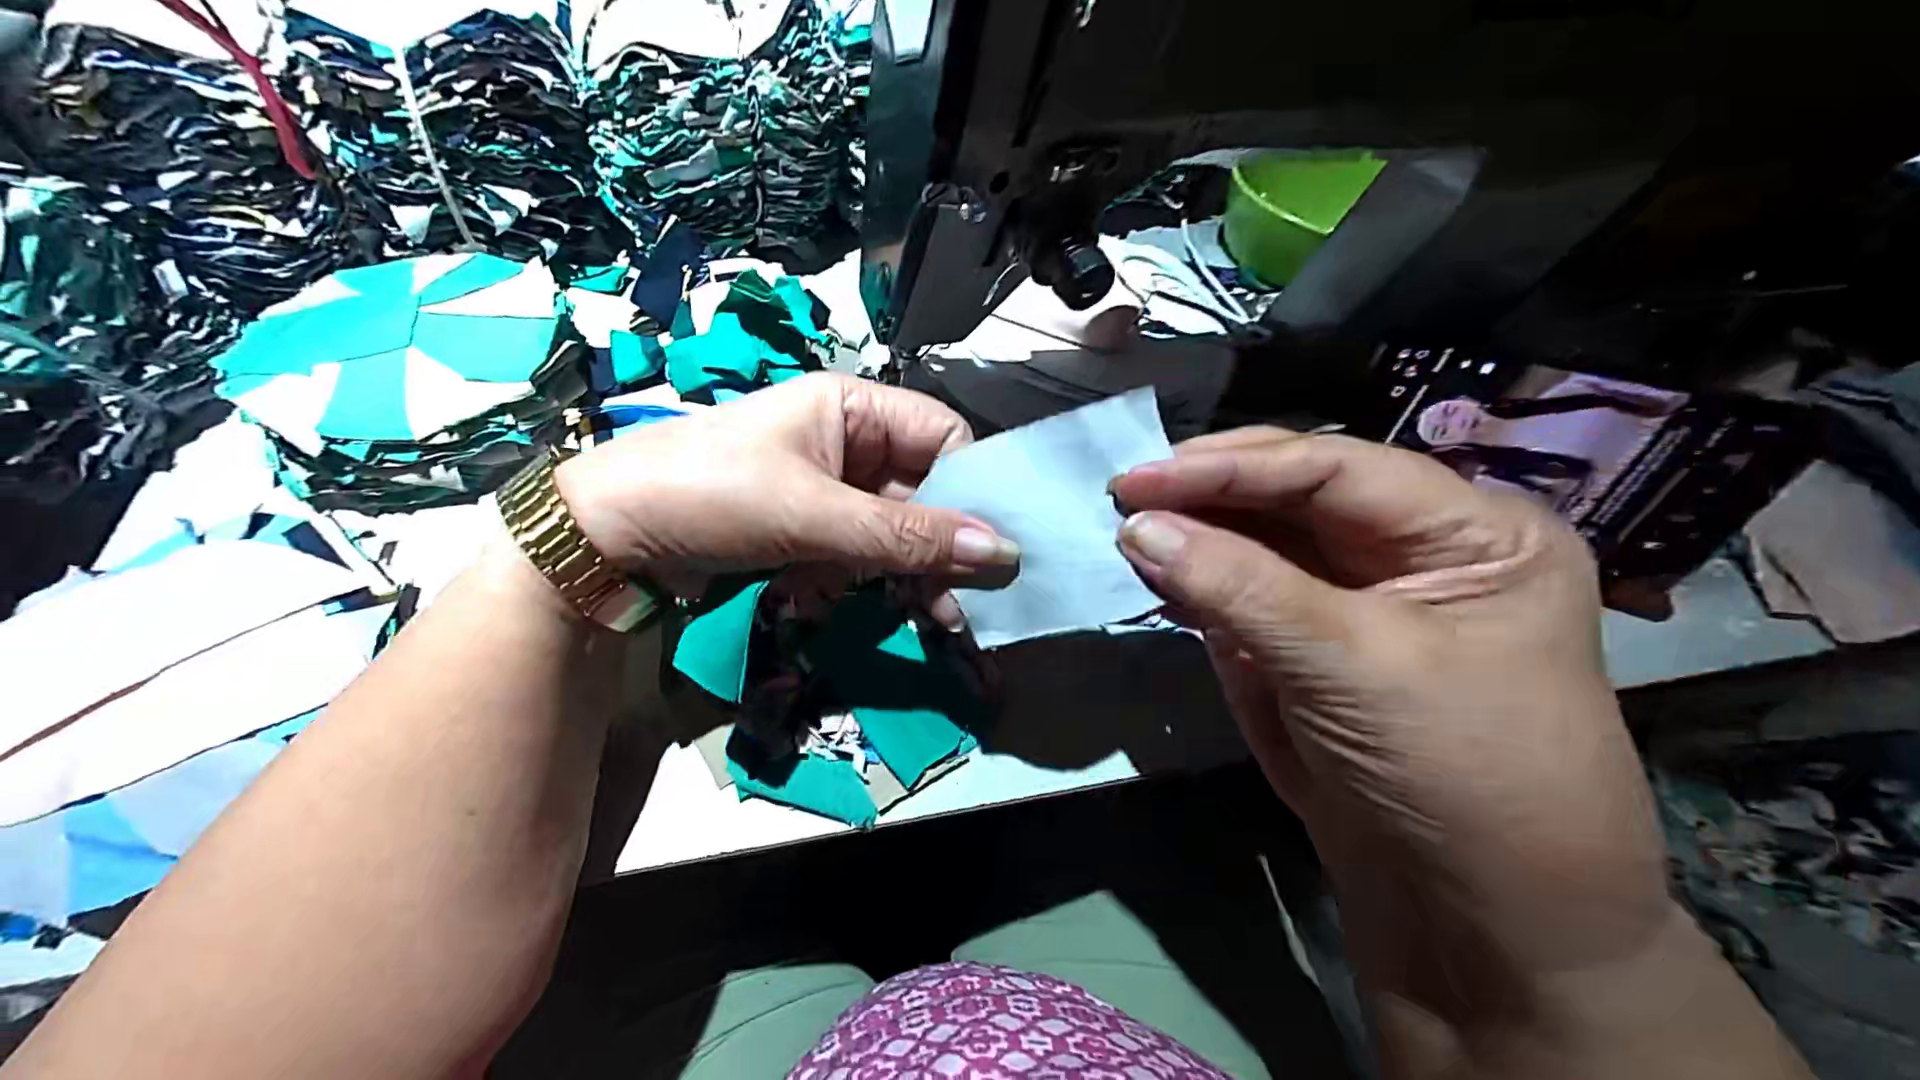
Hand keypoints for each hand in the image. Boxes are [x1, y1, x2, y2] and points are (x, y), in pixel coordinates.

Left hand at [554, 373, 1017, 595]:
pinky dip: (868, 580)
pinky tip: (858, 604)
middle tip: (969, 600)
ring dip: (910, 572)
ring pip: (898, 528)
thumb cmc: (712, 494)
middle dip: (944, 545)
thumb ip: (907, 535)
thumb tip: (1001, 552)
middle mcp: (851, 442)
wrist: (607, 534)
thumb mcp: (814, 514)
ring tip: (933, 619)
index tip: (999, 542)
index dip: (976, 485)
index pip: (944, 437)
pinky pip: (864, 551)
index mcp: (854, 408)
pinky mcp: (812, 528)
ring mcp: (831, 488)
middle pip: (925, 490)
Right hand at [1110, 430, 1673, 1013]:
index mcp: (1471, 531)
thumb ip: (1239, 587)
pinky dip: (1196, 579)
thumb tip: (1136, 525)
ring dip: (1195, 532)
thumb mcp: (1352, 667)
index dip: (1232, 467)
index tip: (1143, 477)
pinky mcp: (1309, 639)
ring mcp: (1356, 594)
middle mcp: (1413, 547)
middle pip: (1294, 493)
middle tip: (1126, 492)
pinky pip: (1242, 590)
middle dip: (1209, 490)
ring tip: (1129, 527)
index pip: (1334, 469)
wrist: (1475, 918)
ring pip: (1260, 538)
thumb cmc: (1455, 776)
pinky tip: (1155, 571)